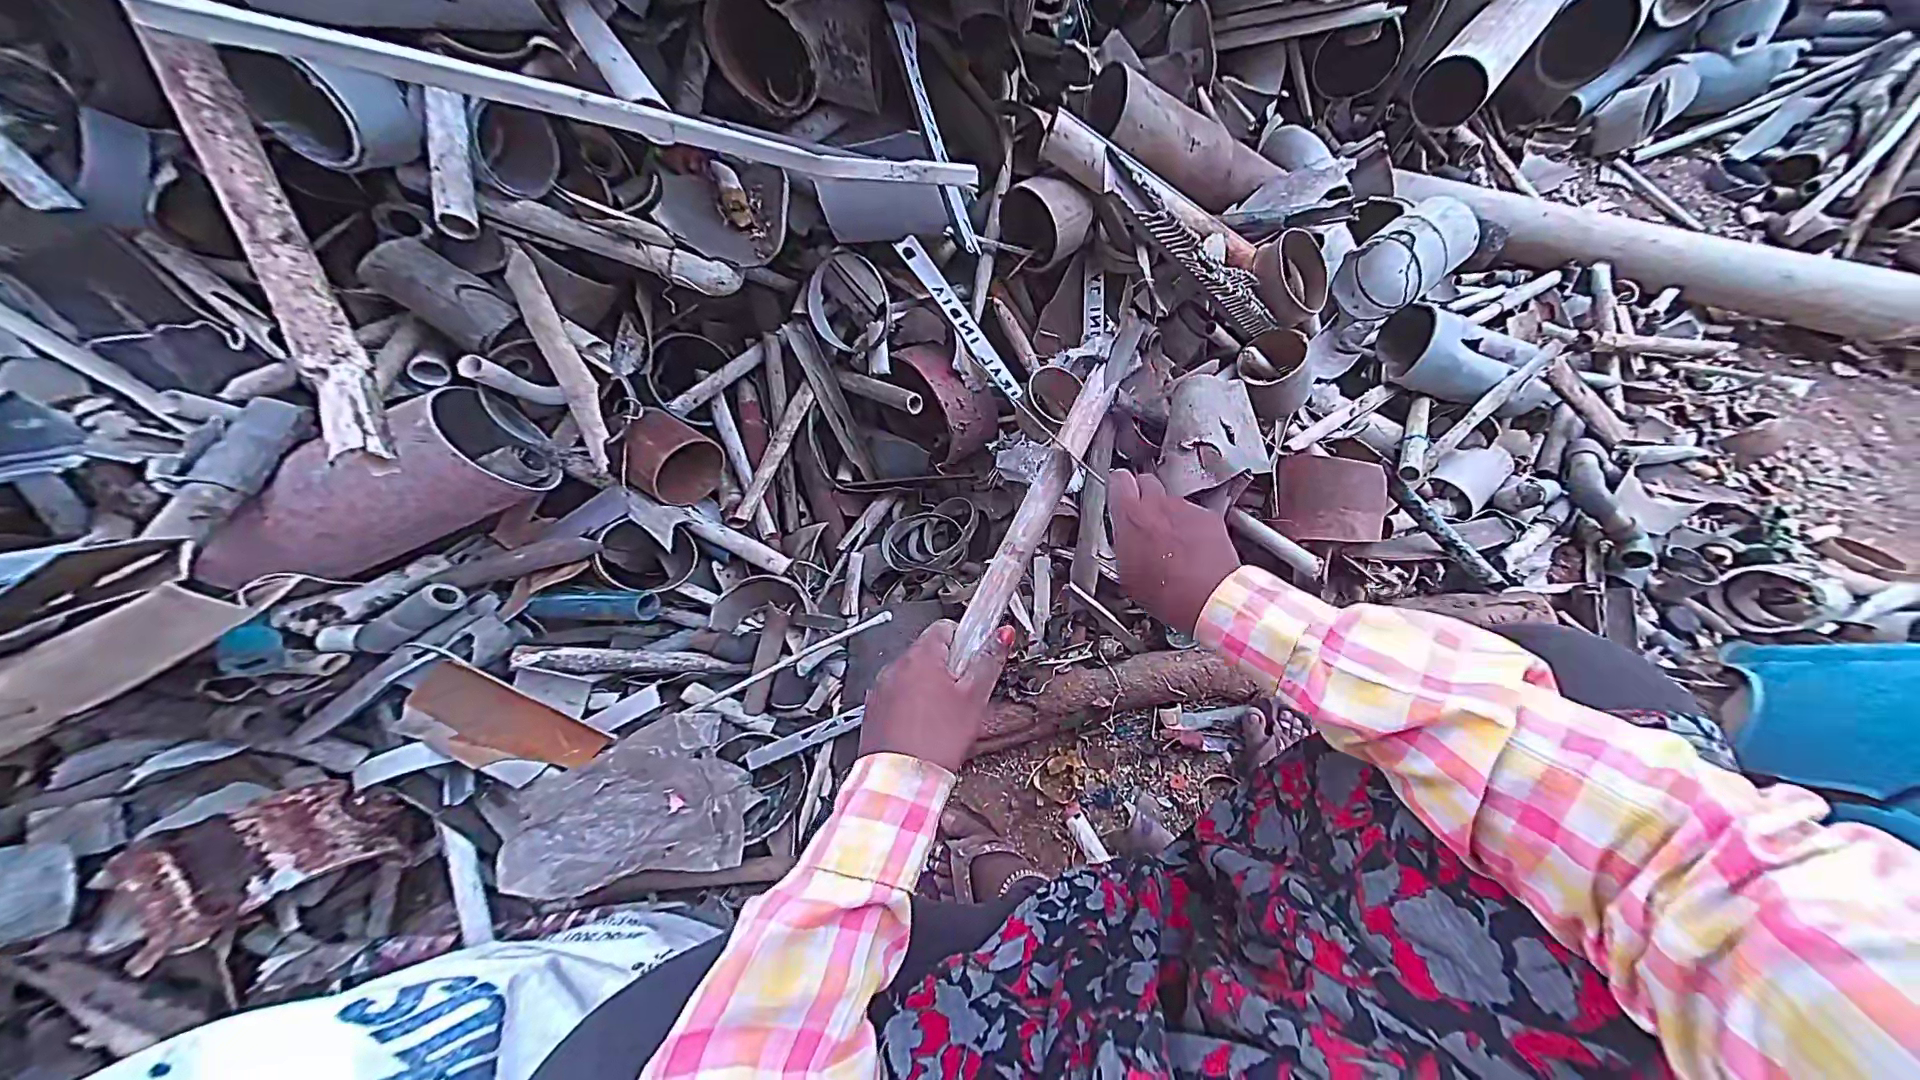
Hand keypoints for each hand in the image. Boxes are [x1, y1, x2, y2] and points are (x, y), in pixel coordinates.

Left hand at [860, 620, 1013, 773]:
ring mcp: (881, 687)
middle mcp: (896, 666)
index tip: (975, 657)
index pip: (946, 627)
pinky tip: (925, 724)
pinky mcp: (873, 708)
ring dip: (929, 685)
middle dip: (949, 667)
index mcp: (921, 656)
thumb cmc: (936, 741)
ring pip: (913, 674)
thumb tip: (1002, 634)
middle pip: (929, 651)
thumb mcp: (974, 698)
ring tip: (945, 713)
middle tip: (964, 693)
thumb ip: (989, 660)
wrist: (901, 780)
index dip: (966, 641)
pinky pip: (897, 694)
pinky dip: (911, 703)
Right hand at [1108, 470, 1239, 634]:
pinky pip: (1193, 513)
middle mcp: (1158, 505)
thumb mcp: (1126, 572)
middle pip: (1146, 482)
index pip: (1118, 480)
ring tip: (1168, 543)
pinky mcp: (1208, 517)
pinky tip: (1188, 548)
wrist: (1209, 598)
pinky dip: (1189, 526)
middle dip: (1142, 495)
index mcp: (1131, 516)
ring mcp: (1185, 509)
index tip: (1117, 492)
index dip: (1117, 486)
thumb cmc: (1166, 593)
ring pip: (1170, 500)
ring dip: (1167, 515)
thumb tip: (1123, 539)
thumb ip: (1122, 542)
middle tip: (1141, 517)